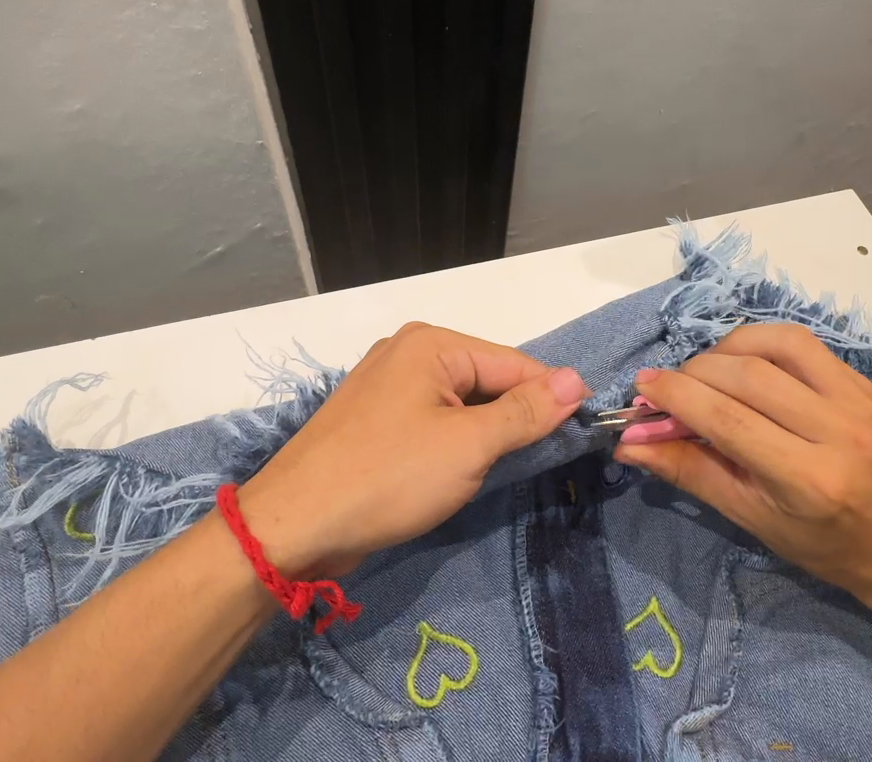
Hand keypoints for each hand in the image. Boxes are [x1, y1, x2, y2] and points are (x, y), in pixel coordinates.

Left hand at [236, 322, 585, 577]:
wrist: (292, 527)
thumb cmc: (387, 478)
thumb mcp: (469, 445)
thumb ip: (526, 411)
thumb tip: (577, 380)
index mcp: (432, 344)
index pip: (515, 363)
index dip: (550, 399)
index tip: (579, 435)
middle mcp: (408, 352)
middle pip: (487, 381)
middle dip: (511, 420)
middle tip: (533, 463)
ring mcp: (386, 386)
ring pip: (460, 405)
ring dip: (483, 437)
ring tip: (490, 473)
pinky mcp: (374, 420)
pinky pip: (432, 421)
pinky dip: (453, 444)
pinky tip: (453, 474)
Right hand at [613, 323, 871, 597]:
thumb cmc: (821, 543)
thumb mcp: (750, 518)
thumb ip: (689, 471)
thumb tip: (629, 443)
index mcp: (807, 479)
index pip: (728, 420)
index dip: (676, 396)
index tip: (641, 389)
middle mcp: (836, 431)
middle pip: (747, 376)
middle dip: (692, 373)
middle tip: (665, 388)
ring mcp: (854, 399)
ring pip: (774, 344)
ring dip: (724, 349)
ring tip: (702, 373)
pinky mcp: (859, 381)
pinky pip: (799, 342)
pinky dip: (758, 342)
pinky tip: (739, 362)